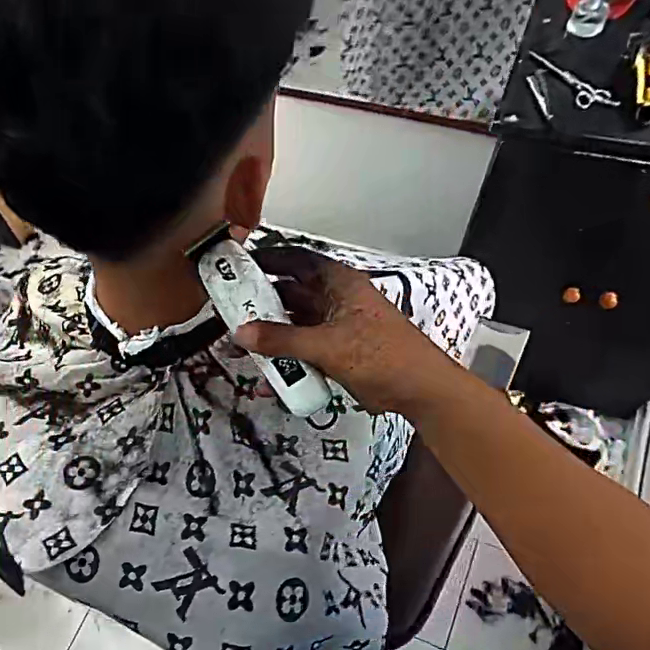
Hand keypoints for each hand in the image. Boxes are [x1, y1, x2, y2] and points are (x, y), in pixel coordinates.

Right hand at [233, 246, 461, 414]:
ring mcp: (337, 328)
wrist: (417, 390)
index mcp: (339, 284)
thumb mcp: (327, 345)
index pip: (298, 261)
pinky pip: (304, 352)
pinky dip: (287, 362)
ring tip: (243, 350)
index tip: (240, 266)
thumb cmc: (383, 356)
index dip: (268, 260)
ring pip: (295, 326)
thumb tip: (244, 333)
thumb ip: (283, 340)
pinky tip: (270, 379)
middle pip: (291, 295)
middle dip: (262, 307)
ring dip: (271, 339)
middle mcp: (336, 301)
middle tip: (232, 315)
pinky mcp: (338, 353)